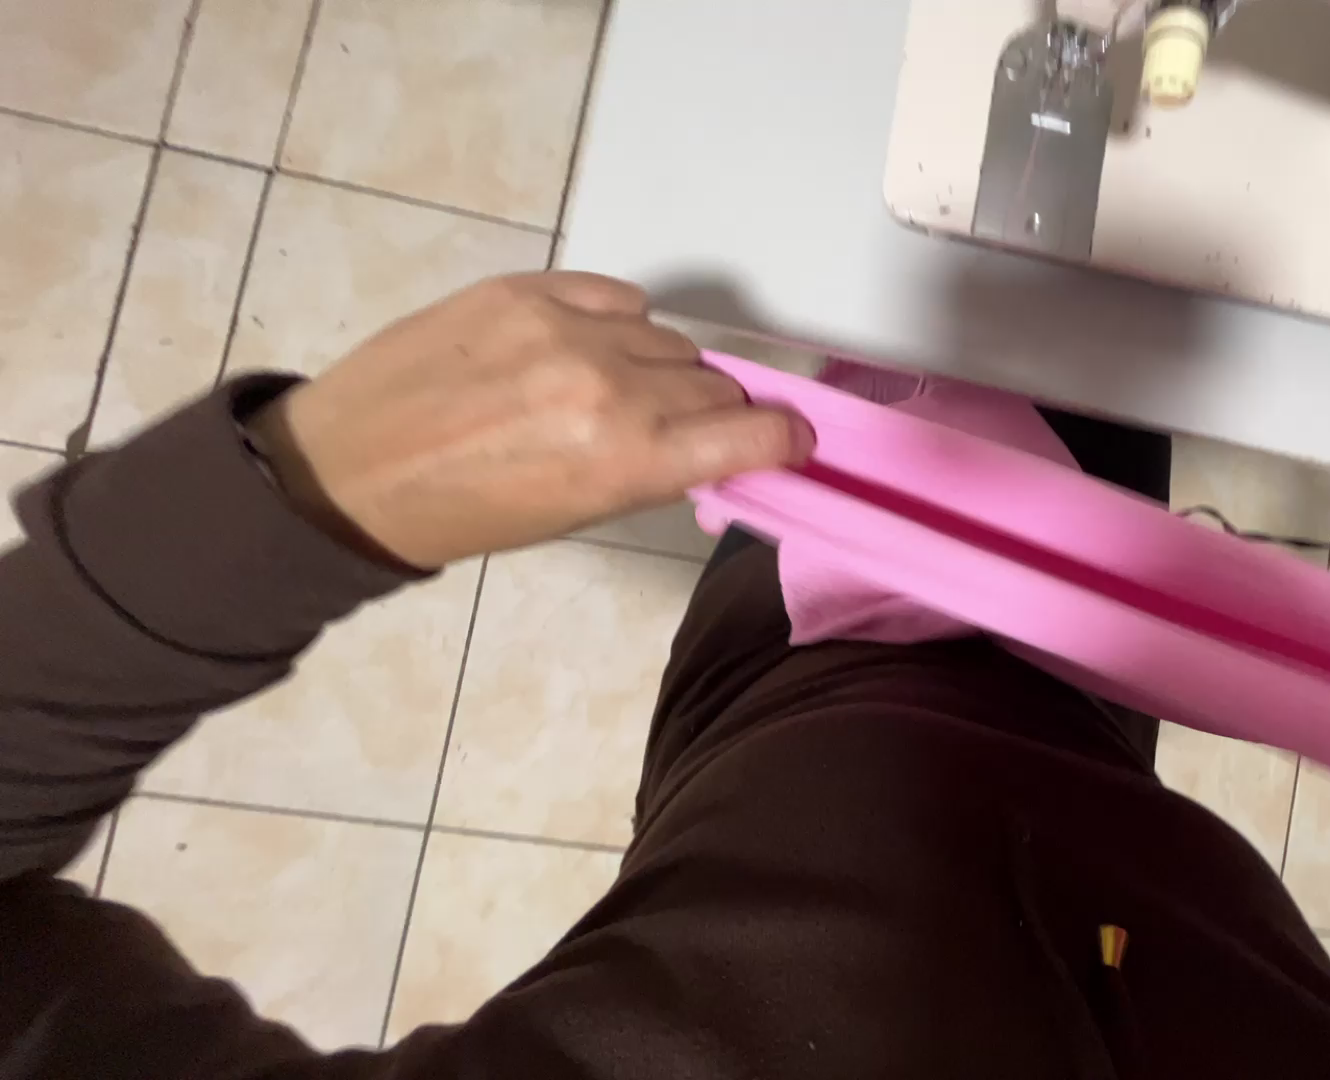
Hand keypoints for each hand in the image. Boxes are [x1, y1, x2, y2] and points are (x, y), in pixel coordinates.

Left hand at [244, 272, 811, 569]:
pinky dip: (623, 324)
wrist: (355, 471)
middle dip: (709, 409)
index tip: (792, 438)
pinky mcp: (527, 289)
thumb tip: (726, 442)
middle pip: (717, 382)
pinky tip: (588, 346)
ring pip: (673, 340)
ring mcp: (569, 330)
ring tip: (612, 386)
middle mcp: (614, 389)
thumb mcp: (594, 513)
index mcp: (633, 461)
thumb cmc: (485, 514)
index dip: (788, 435)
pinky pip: (623, 298)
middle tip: (668, 426)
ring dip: (663, 367)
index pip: (757, 432)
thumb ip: (671, 469)